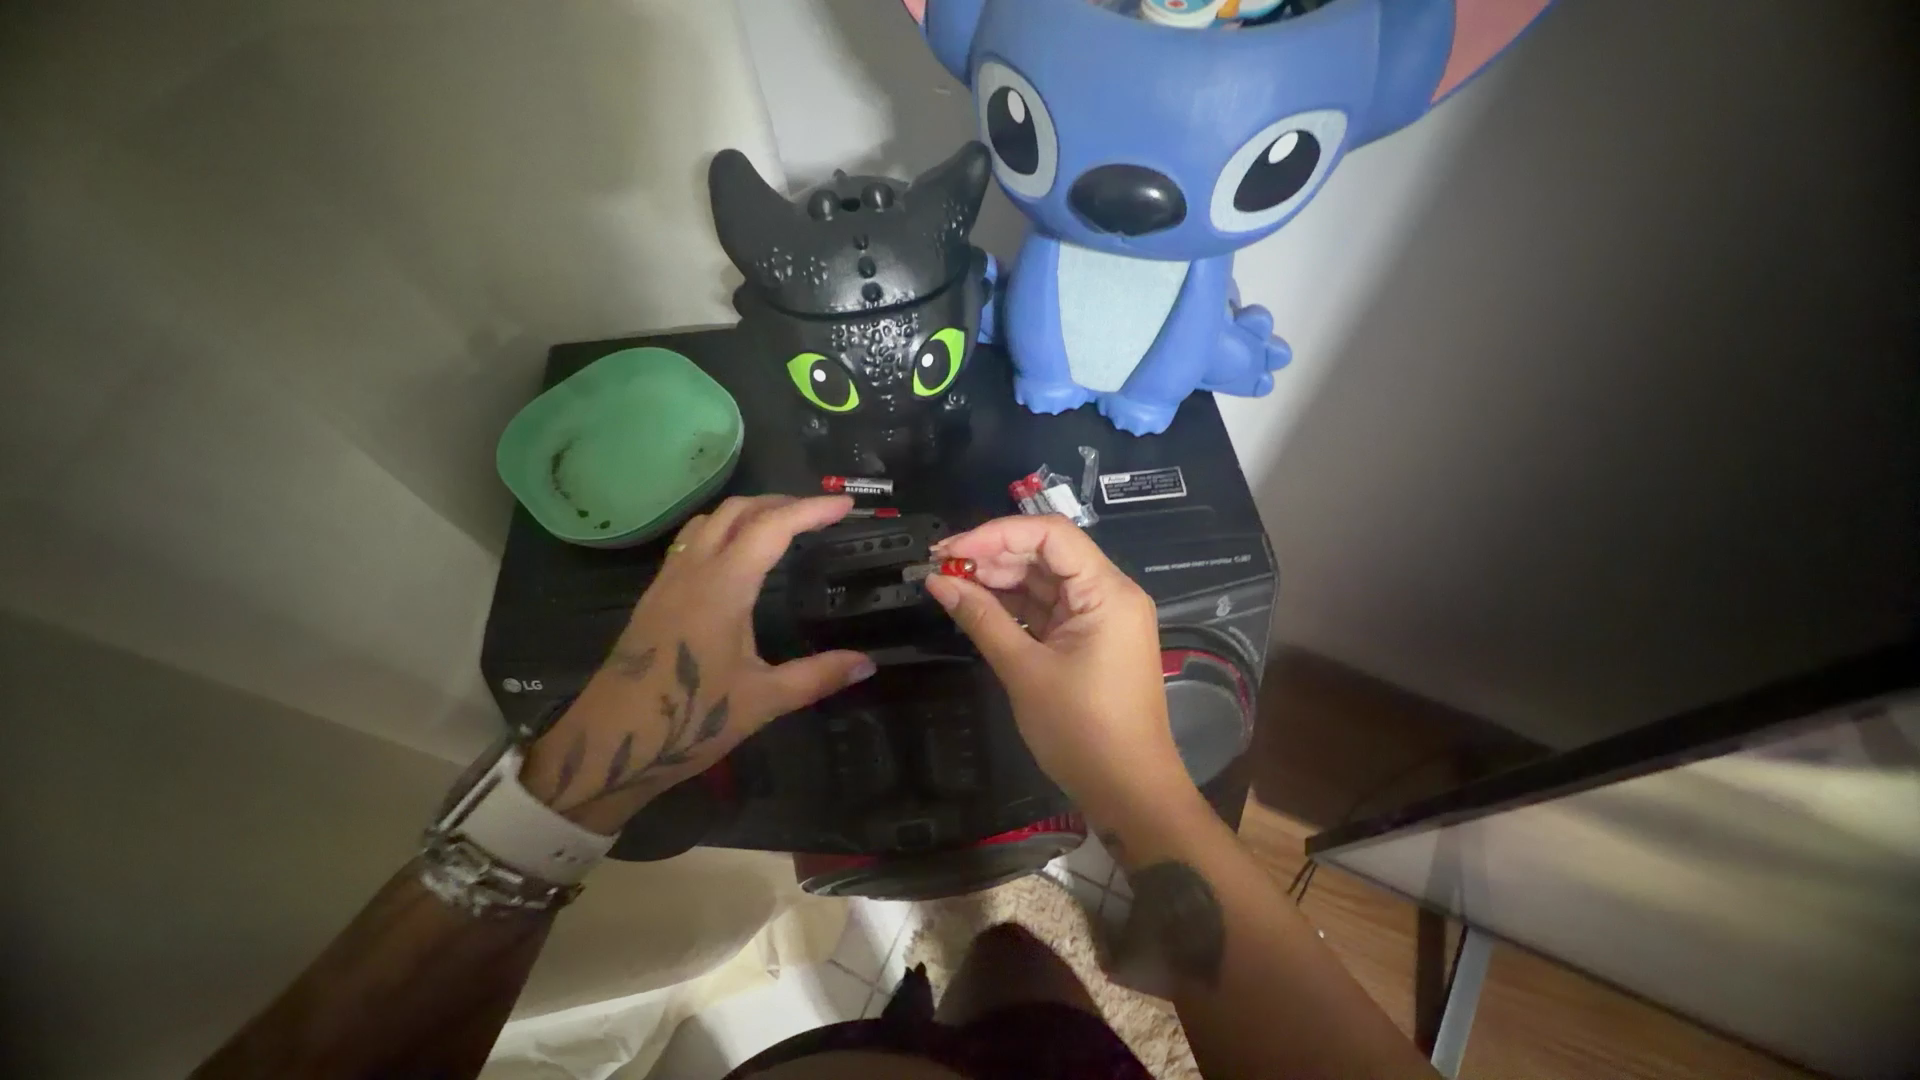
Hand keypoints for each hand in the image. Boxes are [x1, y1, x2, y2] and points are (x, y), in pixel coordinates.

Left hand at [523, 495, 874, 832]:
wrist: (608, 744)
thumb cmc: (688, 721)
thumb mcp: (764, 701)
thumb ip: (818, 676)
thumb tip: (868, 664)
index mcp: (723, 587)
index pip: (772, 528)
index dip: (811, 510)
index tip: (845, 505)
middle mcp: (692, 572)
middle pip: (737, 511)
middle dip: (781, 502)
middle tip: (820, 514)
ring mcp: (667, 582)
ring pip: (709, 521)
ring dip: (748, 512)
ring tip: (782, 527)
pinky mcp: (654, 597)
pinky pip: (690, 542)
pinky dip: (723, 531)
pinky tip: (737, 558)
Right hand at [924, 515, 1188, 815]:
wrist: (1128, 791)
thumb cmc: (1081, 730)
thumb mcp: (1024, 670)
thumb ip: (981, 618)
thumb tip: (938, 581)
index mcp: (1107, 591)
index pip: (1051, 534)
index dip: (995, 533)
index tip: (950, 550)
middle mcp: (1109, 593)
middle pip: (1047, 553)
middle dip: (993, 555)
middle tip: (939, 567)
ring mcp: (1100, 617)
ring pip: (1044, 580)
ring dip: (999, 580)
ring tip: (949, 584)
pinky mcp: (1089, 640)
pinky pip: (1048, 608)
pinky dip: (1013, 606)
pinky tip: (975, 604)